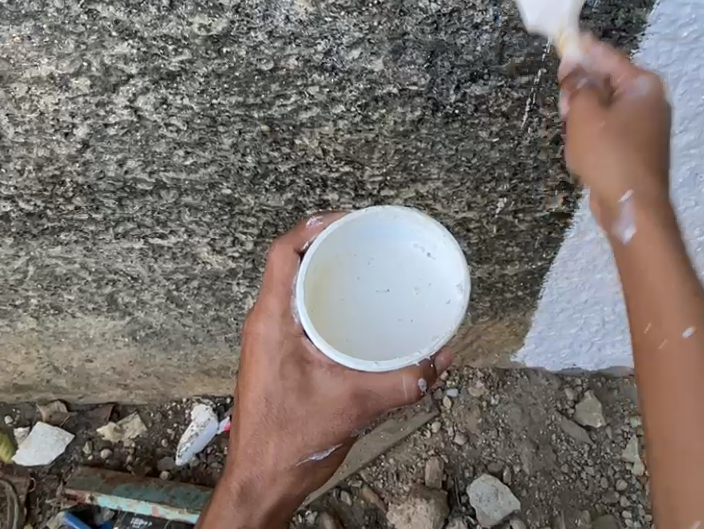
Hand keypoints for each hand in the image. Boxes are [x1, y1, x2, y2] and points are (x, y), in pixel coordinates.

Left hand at [204, 213, 452, 527]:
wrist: (261, 484)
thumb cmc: (290, 442)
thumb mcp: (355, 405)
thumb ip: (404, 381)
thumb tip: (443, 357)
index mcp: (272, 320)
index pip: (282, 252)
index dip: (313, 226)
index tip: (349, 219)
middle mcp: (266, 321)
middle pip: (290, 260)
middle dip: (325, 241)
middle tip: (365, 236)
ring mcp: (269, 337)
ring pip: (293, 283)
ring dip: (323, 267)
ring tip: (361, 261)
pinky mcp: (278, 353)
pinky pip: (298, 307)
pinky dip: (323, 295)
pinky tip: (351, 305)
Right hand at [560, 34, 672, 238]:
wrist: (634, 208)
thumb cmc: (610, 154)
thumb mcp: (584, 112)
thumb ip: (577, 83)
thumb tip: (574, 63)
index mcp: (643, 85)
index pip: (608, 56)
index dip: (583, 49)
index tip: (563, 41)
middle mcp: (650, 100)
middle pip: (605, 81)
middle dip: (580, 90)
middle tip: (564, 106)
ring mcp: (646, 125)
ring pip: (603, 106)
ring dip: (583, 115)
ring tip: (573, 133)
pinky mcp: (638, 146)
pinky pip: (609, 127)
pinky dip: (592, 133)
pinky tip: (582, 150)